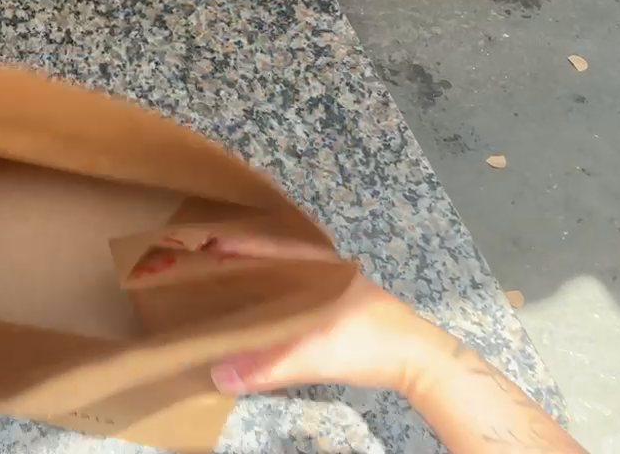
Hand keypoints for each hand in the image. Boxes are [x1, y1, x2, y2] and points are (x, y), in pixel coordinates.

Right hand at [205, 237, 457, 396]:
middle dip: (237, 260)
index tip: (195, 246)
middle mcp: (318, 263)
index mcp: (309, 259)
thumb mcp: (313, 355)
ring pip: (283, 273)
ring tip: (226, 290)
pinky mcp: (340, 303)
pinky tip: (263, 311)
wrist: (423, 363)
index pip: (258, 242)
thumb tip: (217, 376)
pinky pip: (297, 290)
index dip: (227, 243)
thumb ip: (266, 365)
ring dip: (258, 278)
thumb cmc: (366, 343)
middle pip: (268, 255)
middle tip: (202, 269)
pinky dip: (276, 295)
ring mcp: (331, 282)